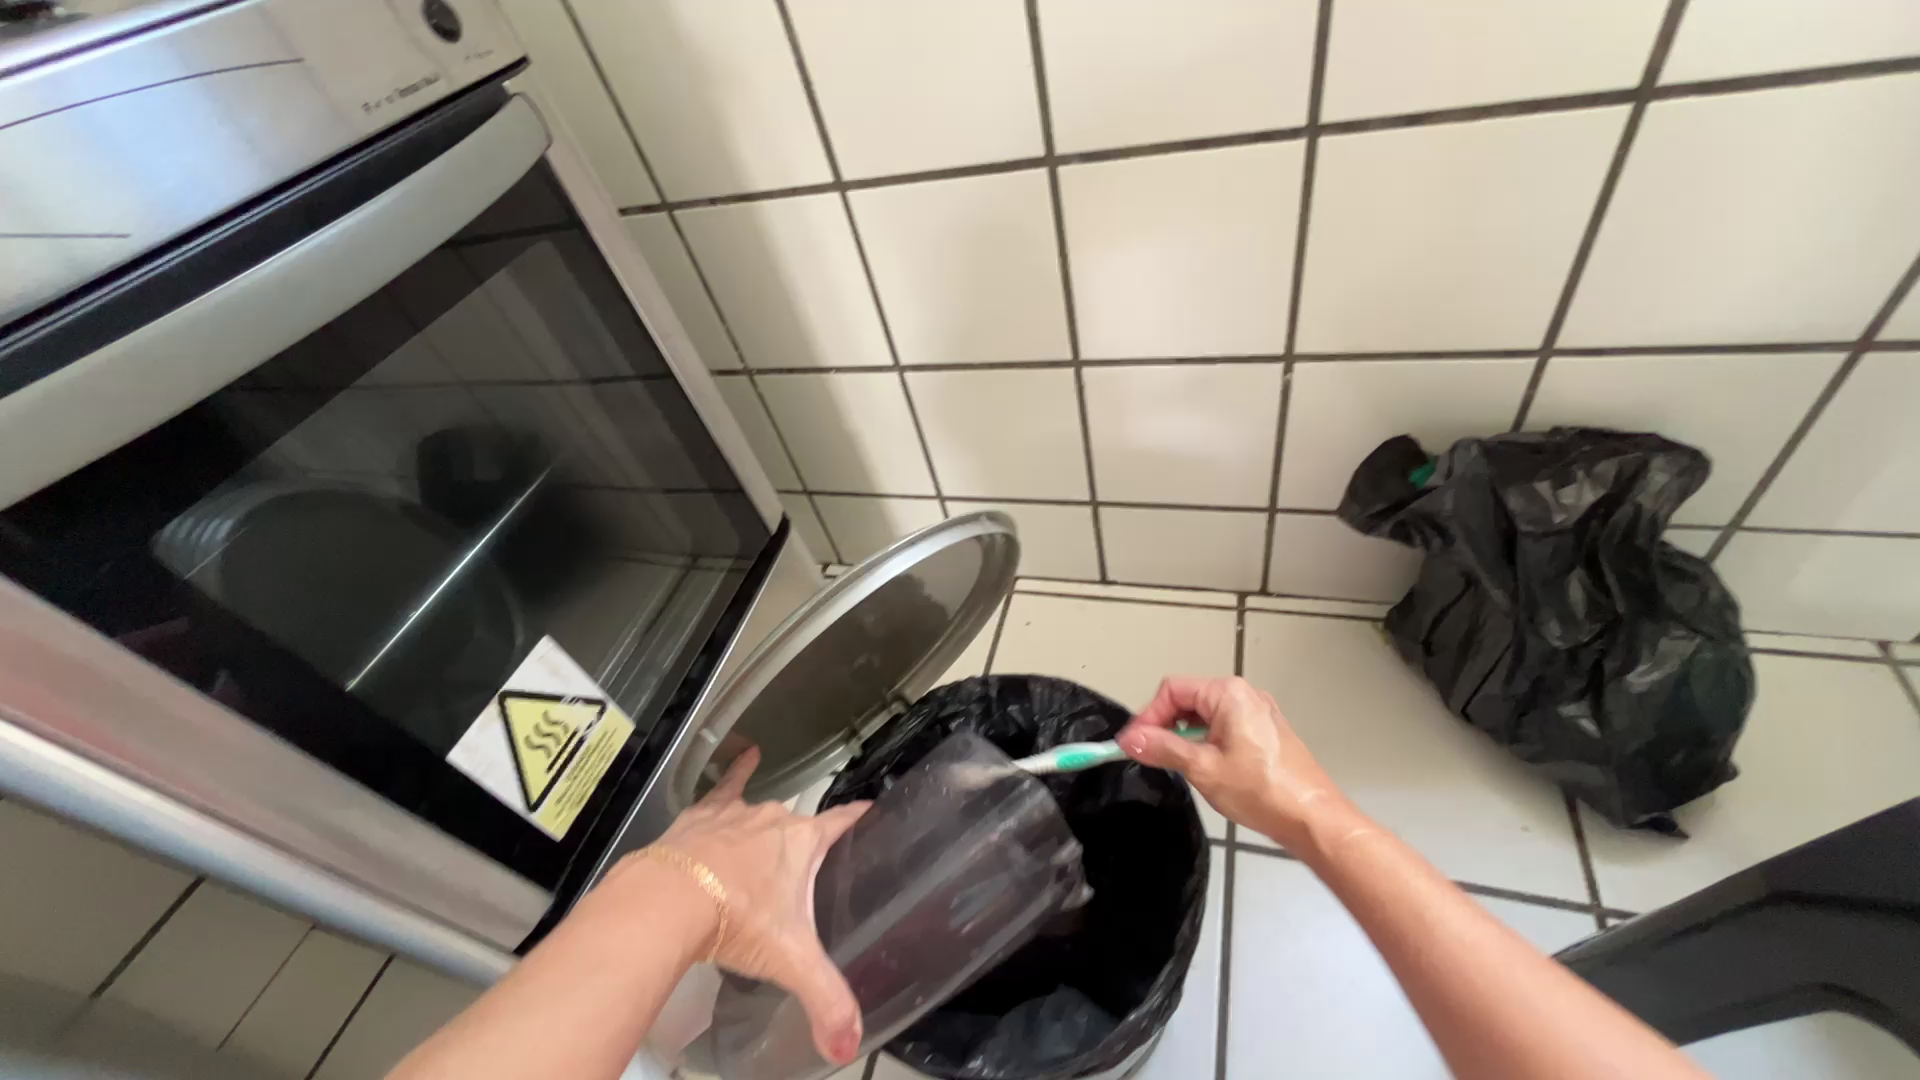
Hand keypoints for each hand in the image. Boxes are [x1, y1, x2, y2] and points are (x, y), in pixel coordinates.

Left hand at [643, 748, 869, 1064]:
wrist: (671, 899)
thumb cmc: (738, 920)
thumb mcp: (789, 962)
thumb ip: (826, 999)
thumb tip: (847, 1045)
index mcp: (804, 842)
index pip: (842, 822)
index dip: (858, 815)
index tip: (870, 806)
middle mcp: (776, 818)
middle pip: (800, 824)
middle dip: (805, 840)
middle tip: (804, 867)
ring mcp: (738, 813)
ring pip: (763, 807)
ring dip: (768, 823)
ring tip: (772, 834)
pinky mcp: (703, 815)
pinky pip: (725, 787)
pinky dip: (736, 772)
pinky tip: (745, 756)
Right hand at [1117, 675, 1351, 852]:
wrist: (1315, 820)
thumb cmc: (1260, 791)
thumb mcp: (1203, 769)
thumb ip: (1163, 748)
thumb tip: (1129, 739)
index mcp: (1229, 694)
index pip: (1172, 690)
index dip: (1148, 715)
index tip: (1133, 744)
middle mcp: (1245, 694)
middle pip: (1188, 698)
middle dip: (1164, 724)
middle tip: (1148, 754)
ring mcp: (1258, 712)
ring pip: (1205, 713)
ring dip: (1183, 733)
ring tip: (1172, 762)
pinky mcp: (1265, 731)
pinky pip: (1223, 725)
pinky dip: (1204, 739)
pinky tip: (1201, 765)